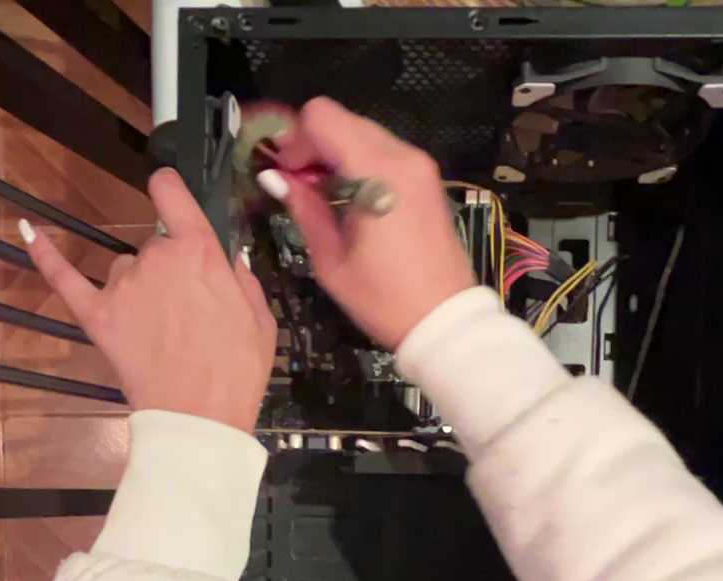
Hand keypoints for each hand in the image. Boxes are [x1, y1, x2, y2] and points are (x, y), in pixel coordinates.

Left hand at [20, 168, 276, 432]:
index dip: (170, 189)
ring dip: (139, 286)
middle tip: (189, 312)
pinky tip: (28, 231)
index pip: (172, 195)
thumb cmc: (238, 372)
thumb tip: (227, 260)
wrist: (199, 419)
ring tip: (158, 330)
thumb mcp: (260, 322)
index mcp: (199, 252)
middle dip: (171, 268)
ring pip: (125, 269)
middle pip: (155, 245)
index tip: (169, 192)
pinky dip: (46, 254)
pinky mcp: (96, 314)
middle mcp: (156, 257)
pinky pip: (65, 277)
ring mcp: (121, 285)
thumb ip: (242, 281)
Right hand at [265, 98, 476, 349]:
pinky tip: (353, 203)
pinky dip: (362, 166)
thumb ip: (304, 211)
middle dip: (314, 148)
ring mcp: (420, 167)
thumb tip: (278, 180)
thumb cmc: (387, 301)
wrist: (445, 322)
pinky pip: (386, 155)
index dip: (295, 140)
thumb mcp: (332, 263)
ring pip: (364, 134)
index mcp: (377, 173)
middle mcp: (403, 158)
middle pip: (342, 120)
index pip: (321, 116)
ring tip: (326, 199)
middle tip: (300, 187)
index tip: (286, 172)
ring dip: (337, 157)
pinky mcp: (428, 181)